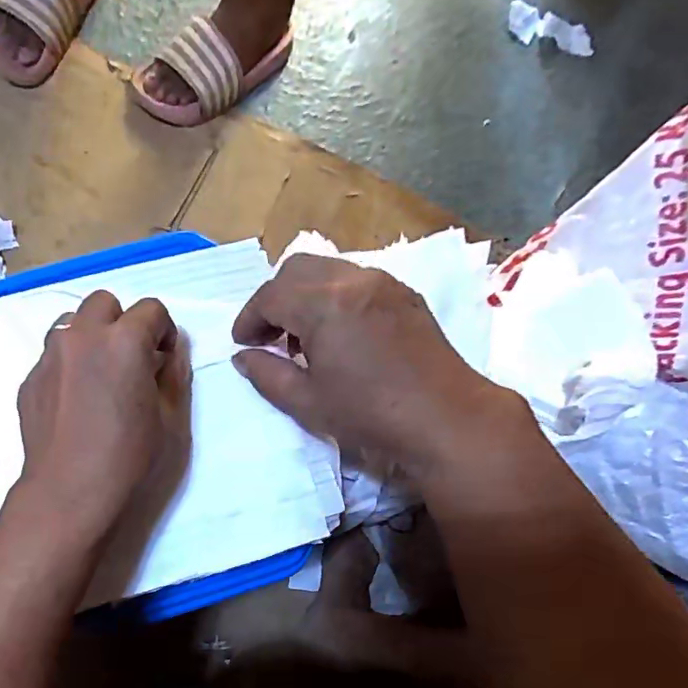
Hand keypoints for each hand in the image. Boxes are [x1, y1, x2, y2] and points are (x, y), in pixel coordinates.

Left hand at [13, 290, 182, 534]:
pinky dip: (66, 367)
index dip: (163, 332)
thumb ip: (174, 375)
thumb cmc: (128, 459)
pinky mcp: (29, 381)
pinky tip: (72, 403)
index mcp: (124, 340)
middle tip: (129, 361)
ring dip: (88, 338)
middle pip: (103, 304)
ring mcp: (49, 357)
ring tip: (97, 376)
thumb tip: (171, 352)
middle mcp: (81, 337)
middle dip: (121, 322)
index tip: (163, 359)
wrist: (67, 493)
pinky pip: (51, 358)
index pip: (151, 309)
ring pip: (69, 325)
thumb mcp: (171, 421)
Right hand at [231, 254, 521, 478]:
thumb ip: (266, 374)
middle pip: (296, 270)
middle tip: (267, 337)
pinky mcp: (404, 295)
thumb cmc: (368, 413)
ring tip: (300, 339)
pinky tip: (335, 336)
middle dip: (273, 300)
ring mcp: (384, 283)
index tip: (243, 345)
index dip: (248, 319)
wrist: (444, 418)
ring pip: (327, 270)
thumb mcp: (304, 401)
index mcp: (325, 304)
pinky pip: (355, 280)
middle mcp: (354, 281)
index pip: (270, 296)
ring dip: (302, 297)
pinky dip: (332, 297)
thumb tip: (244, 357)